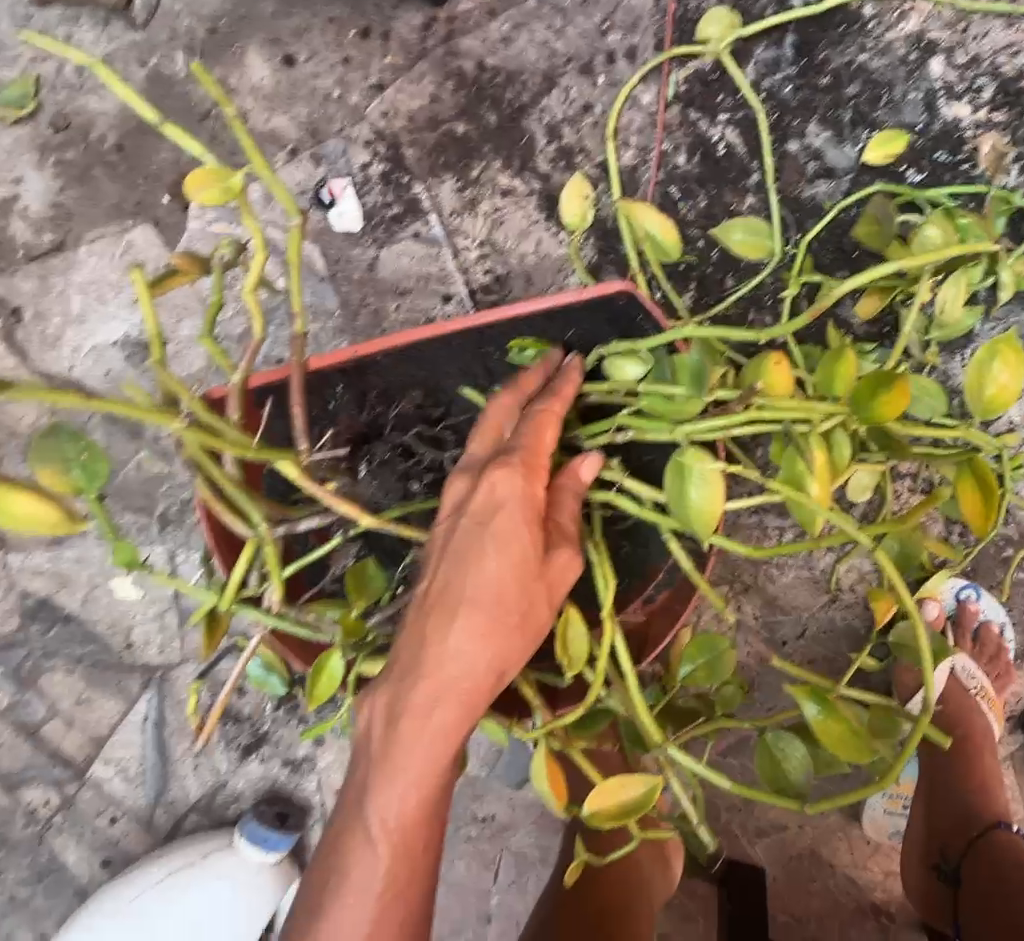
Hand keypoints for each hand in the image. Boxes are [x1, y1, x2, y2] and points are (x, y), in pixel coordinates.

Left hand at [361, 350, 603, 735]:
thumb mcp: (558, 563)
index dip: (561, 387)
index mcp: (511, 481)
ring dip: (508, 405)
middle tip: (554, 358)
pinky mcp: (443, 516)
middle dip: (528, 380)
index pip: (541, 419)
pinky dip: (495, 436)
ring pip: (482, 433)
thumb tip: (587, 462)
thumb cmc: (511, 618)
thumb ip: (568, 504)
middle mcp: (476, 476)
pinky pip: (473, 459)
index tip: (576, 360)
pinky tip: (509, 445)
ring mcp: (452, 495)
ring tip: (535, 390)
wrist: (436, 666)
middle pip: (501, 412)